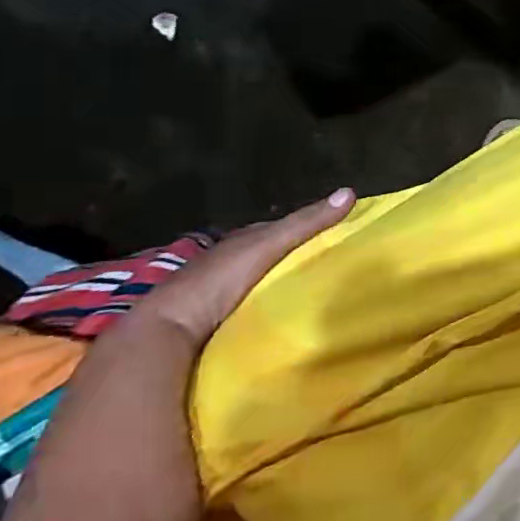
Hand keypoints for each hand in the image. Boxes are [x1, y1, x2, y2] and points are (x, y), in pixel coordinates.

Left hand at [133, 188, 355, 346]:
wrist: (168, 328)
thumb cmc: (219, 279)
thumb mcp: (269, 244)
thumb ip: (306, 222)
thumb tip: (350, 191)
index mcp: (243, 241)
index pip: (281, 229)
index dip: (309, 229)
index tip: (340, 236)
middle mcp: (231, 263)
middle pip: (272, 258)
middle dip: (298, 260)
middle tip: (335, 268)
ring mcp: (221, 295)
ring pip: (262, 285)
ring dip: (283, 289)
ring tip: (318, 297)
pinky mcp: (218, 323)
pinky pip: (253, 311)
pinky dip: (270, 311)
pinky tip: (287, 320)